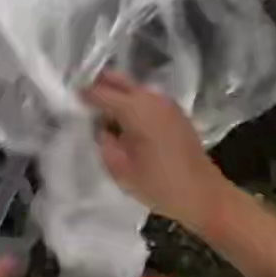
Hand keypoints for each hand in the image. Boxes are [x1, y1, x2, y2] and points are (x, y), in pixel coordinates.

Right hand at [82, 72, 236, 236]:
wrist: (205, 196)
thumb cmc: (160, 185)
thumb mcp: (121, 170)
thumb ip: (104, 142)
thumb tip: (101, 127)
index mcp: (135, 108)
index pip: (101, 92)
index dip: (84, 94)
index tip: (70, 97)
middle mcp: (151, 98)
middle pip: (119, 80)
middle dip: (100, 85)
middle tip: (84, 99)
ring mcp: (166, 103)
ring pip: (134, 88)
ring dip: (118, 94)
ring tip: (103, 113)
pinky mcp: (176, 112)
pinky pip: (147, 99)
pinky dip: (133, 103)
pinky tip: (126, 122)